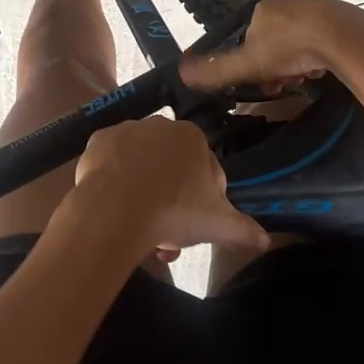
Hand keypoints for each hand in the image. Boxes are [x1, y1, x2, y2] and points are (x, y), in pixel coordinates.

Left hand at [70, 117, 268, 258]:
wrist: (116, 208)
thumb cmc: (173, 210)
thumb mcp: (217, 225)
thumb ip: (244, 230)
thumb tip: (265, 239)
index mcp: (193, 137)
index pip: (206, 172)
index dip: (202, 204)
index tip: (192, 229)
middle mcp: (161, 124)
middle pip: (171, 169)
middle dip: (171, 202)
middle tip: (165, 238)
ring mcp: (126, 129)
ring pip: (141, 166)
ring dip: (144, 192)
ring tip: (138, 229)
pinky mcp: (98, 141)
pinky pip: (111, 163)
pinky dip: (114, 180)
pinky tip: (115, 205)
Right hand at [179, 0, 363, 92]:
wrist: (343, 37)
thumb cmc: (289, 47)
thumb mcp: (247, 63)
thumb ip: (216, 70)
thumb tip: (180, 72)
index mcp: (260, 10)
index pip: (245, 39)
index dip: (248, 63)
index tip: (257, 81)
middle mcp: (285, 4)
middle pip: (271, 43)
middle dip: (273, 68)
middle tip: (281, 86)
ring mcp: (312, 10)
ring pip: (295, 45)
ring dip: (294, 66)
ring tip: (302, 79)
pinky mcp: (337, 20)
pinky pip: (318, 43)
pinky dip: (316, 59)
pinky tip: (321, 70)